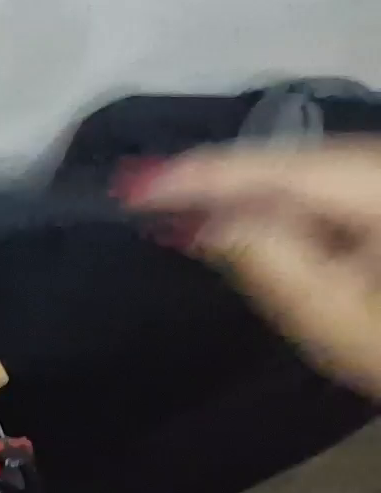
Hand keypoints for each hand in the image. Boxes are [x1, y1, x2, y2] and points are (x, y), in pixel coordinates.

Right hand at [130, 137, 380, 397]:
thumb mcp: (344, 329)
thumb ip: (275, 267)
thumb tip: (209, 221)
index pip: (296, 174)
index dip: (208, 175)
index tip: (134, 186)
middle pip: (321, 162)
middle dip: (233, 175)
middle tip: (150, 191)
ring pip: (341, 167)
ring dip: (263, 183)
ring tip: (191, 200)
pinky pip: (360, 182)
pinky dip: (303, 192)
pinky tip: (259, 210)